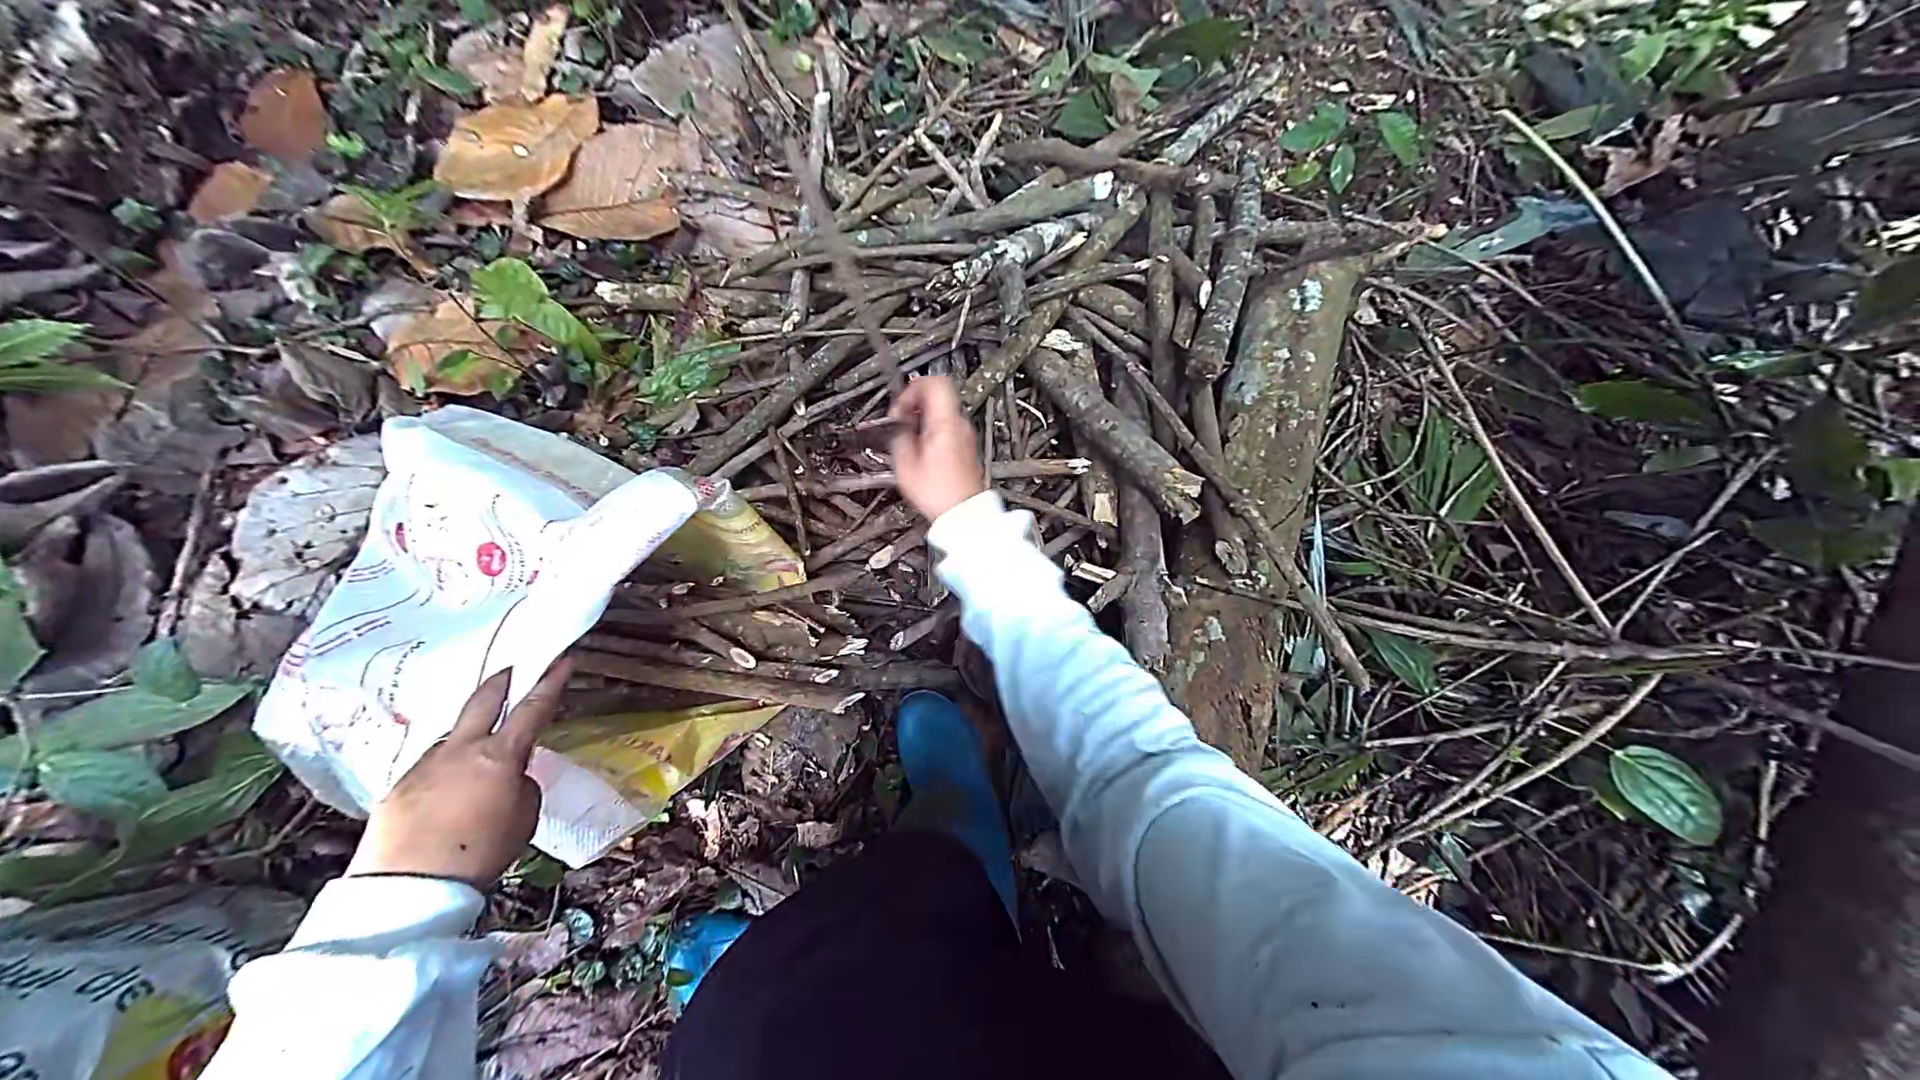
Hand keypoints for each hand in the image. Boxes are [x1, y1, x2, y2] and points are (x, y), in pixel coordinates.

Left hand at [347, 660, 569, 888]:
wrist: (408, 889)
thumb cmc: (481, 852)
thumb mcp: (524, 815)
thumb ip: (523, 783)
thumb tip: (511, 775)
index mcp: (498, 755)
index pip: (533, 707)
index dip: (550, 682)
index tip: (561, 661)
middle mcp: (460, 750)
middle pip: (483, 700)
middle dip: (502, 680)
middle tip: (514, 668)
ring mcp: (424, 765)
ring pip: (454, 732)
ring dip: (471, 727)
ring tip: (481, 735)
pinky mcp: (397, 786)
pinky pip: (430, 762)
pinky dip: (446, 762)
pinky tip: (449, 781)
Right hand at [890, 376, 984, 520]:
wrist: (963, 513)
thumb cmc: (939, 494)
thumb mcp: (905, 466)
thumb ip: (899, 437)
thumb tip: (899, 427)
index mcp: (946, 423)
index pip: (934, 383)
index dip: (912, 388)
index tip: (900, 407)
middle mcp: (960, 425)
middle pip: (938, 395)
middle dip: (915, 404)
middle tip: (902, 421)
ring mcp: (966, 435)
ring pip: (943, 412)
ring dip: (923, 419)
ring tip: (911, 439)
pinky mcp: (967, 447)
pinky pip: (948, 427)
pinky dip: (933, 431)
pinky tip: (922, 450)